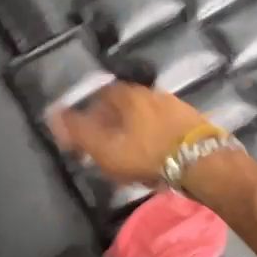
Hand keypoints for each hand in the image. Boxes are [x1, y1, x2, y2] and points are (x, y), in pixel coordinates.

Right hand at [48, 82, 213, 185]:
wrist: (204, 163)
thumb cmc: (148, 155)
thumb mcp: (105, 148)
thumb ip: (78, 132)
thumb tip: (52, 114)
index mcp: (128, 94)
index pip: (100, 96)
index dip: (90, 114)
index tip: (87, 135)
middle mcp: (151, 92)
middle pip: (124, 105)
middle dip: (113, 125)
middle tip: (107, 149)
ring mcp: (175, 105)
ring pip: (146, 117)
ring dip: (136, 133)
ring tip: (131, 158)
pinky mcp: (193, 122)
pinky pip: (165, 129)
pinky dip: (156, 140)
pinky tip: (156, 159)